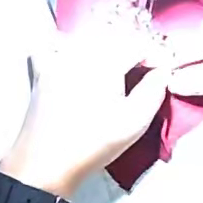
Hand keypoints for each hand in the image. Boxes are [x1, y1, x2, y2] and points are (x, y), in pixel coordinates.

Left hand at [0, 30, 168, 197]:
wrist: (44, 164)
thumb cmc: (93, 144)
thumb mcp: (135, 122)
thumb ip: (154, 90)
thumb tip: (162, 71)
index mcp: (105, 59)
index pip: (139, 43)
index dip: (155, 56)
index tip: (162, 74)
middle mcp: (79, 49)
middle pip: (114, 37)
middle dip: (132, 52)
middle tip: (142, 76)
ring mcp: (56, 57)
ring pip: (87, 38)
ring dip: (105, 49)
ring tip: (114, 74)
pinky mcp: (40, 70)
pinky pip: (55, 46)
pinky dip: (68, 50)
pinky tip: (75, 65)